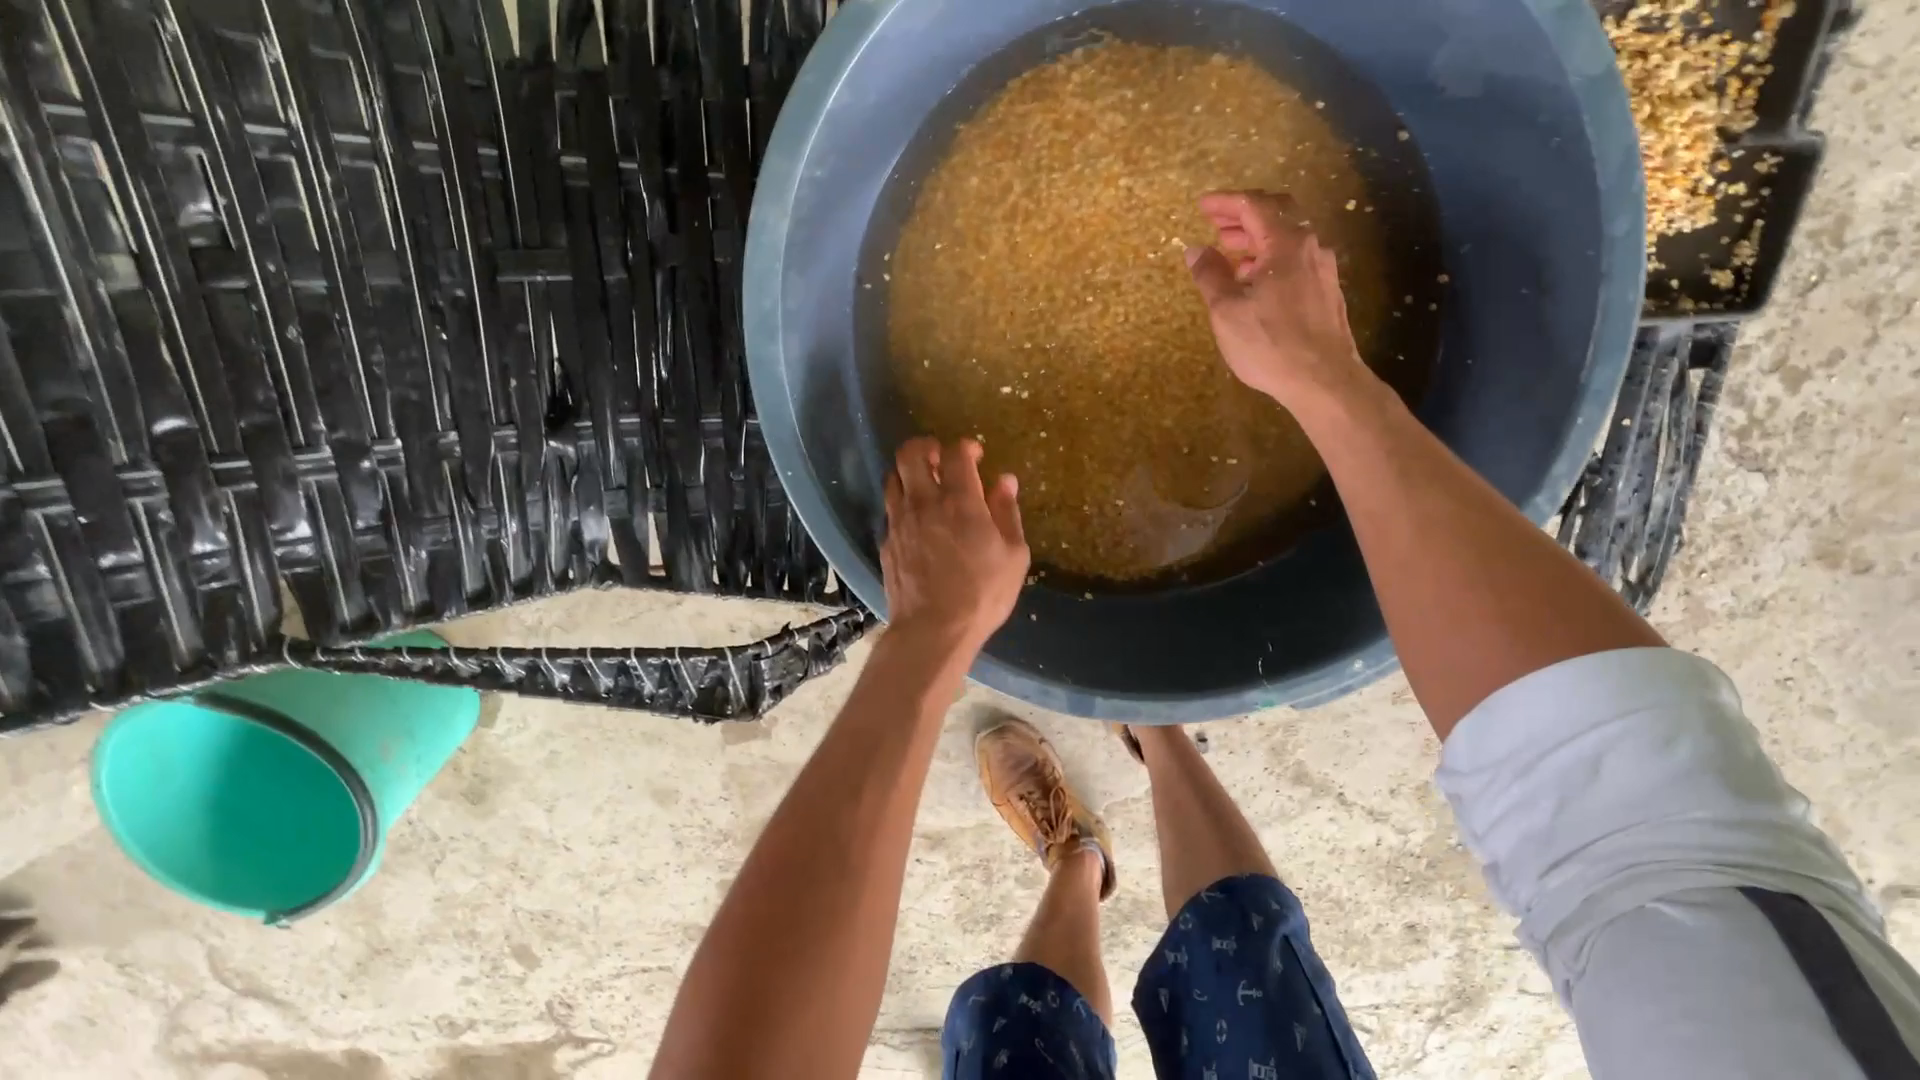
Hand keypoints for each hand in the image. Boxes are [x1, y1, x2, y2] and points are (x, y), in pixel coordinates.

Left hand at [881, 437, 1029, 649]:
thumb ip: (1007, 513)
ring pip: (893, 478)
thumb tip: (1005, 481)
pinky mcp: (886, 542)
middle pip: (911, 453)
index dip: (965, 447)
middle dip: (927, 447)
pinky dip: (903, 504)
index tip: (975, 455)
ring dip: (910, 474)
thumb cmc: (982, 594)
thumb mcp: (1013, 555)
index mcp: (960, 501)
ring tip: (926, 486)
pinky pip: (890, 510)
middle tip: (941, 458)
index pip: (955, 453)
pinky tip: (917, 521)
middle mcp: (924, 503)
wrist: (933, 630)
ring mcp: (899, 522)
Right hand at [1184, 191, 1368, 405]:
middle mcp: (1309, 247)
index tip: (1202, 205)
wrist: (1323, 379)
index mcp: (1285, 244)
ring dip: (1258, 239)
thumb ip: (1210, 275)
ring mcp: (1322, 269)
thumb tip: (1196, 250)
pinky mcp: (1326, 292)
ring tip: (1231, 253)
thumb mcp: (1227, 310)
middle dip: (1244, 215)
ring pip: (1288, 238)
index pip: (1253, 206)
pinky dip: (1271, 258)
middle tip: (1216, 224)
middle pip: (1278, 214)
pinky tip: (1255, 281)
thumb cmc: (1270, 343)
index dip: (1225, 202)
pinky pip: (1296, 260)